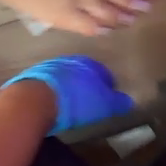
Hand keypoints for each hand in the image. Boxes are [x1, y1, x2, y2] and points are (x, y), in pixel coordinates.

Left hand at [2, 56, 134, 134]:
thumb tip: (130, 101)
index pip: (104, 73)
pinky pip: (51, 83)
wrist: (38, 99)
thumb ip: (118, 102)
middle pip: (84, 73)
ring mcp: (52, 66)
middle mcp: (71, 60)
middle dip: (88, 85)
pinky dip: (55, 92)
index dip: (108, 86)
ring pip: (67, 76)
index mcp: (91, 64)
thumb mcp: (104, 105)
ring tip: (72, 104)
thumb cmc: (77, 101)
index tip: (108, 98)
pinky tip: (55, 104)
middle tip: (90, 101)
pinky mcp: (36, 76)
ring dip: (70, 87)